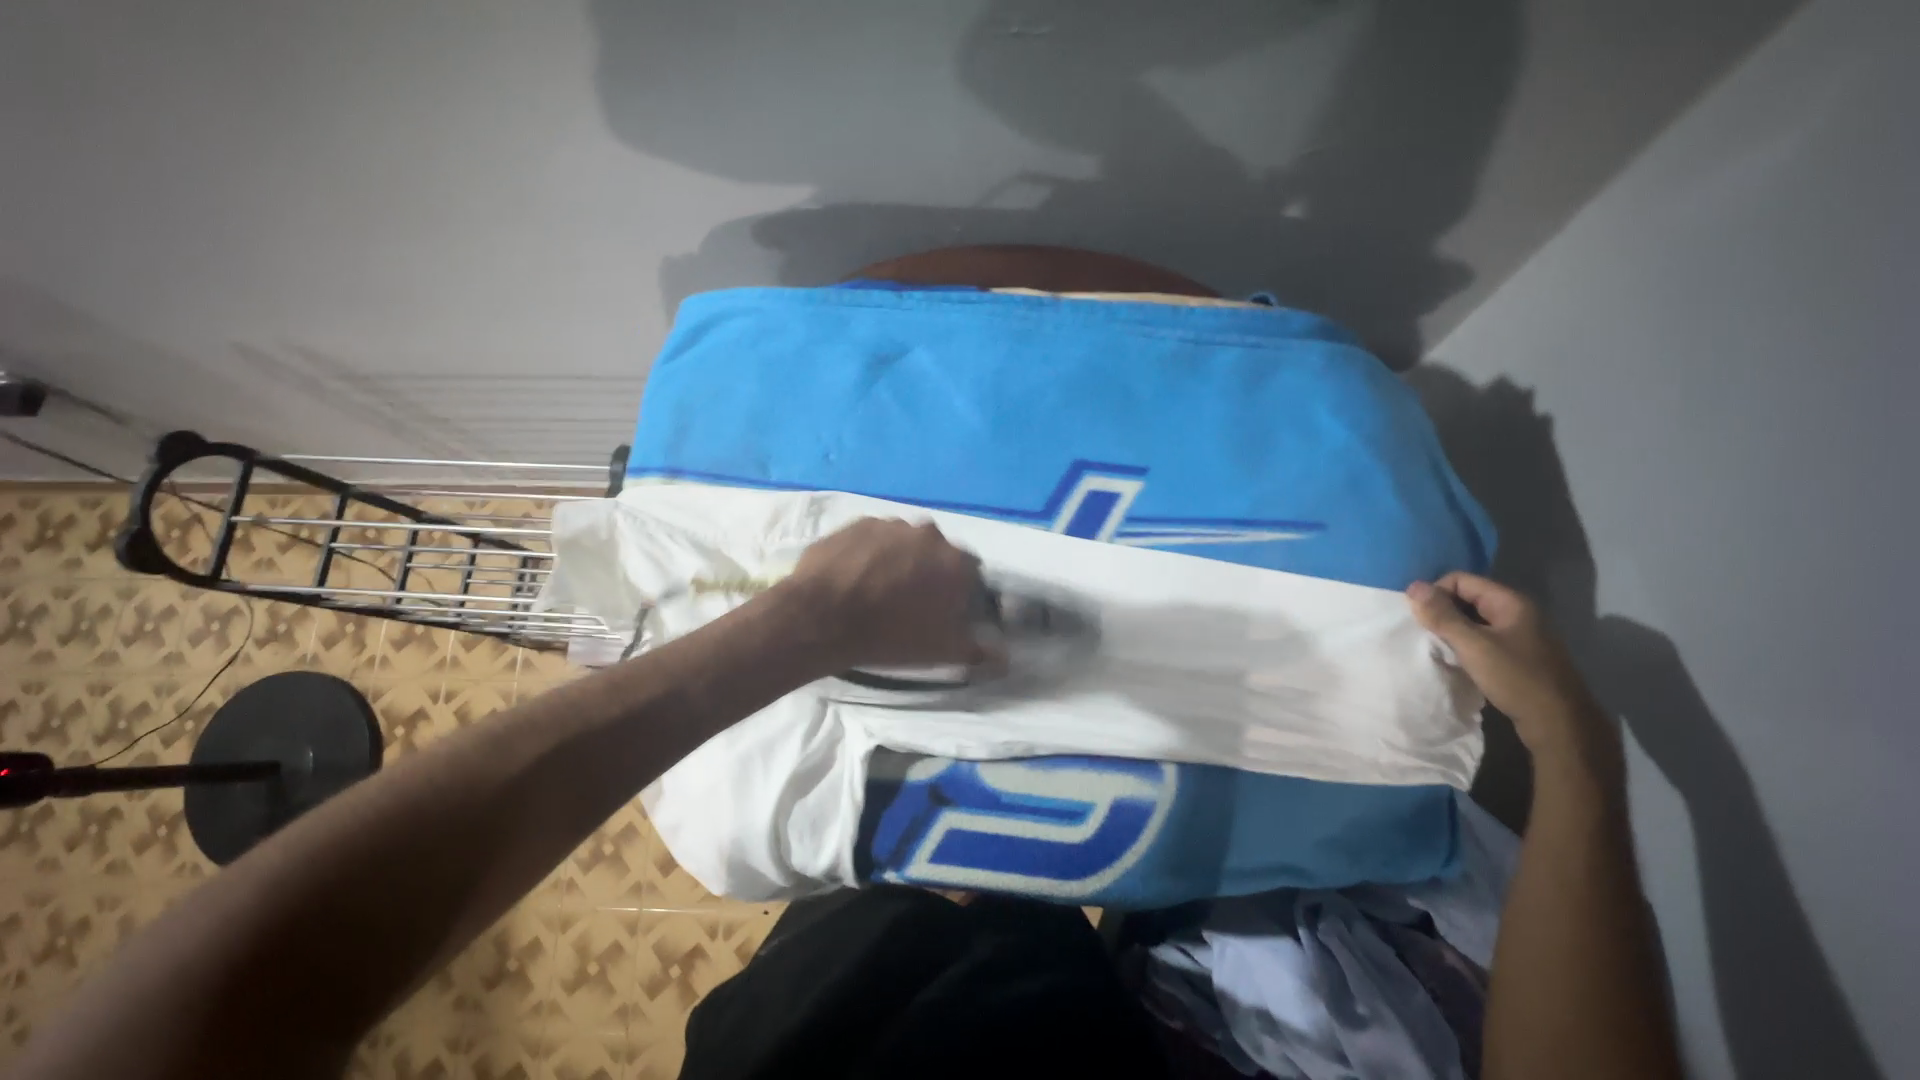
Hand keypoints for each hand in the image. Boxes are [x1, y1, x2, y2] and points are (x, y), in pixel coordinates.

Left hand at [779, 518, 997, 670]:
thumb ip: (980, 650)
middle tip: (909, 602)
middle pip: (936, 553)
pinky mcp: (856, 523)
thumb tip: (1006, 656)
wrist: (821, 618)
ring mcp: (890, 524)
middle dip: (928, 572)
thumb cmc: (889, 635)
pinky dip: (869, 554)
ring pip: (903, 543)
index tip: (945, 610)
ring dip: (898, 561)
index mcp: (956, 561)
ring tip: (877, 591)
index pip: (971, 572)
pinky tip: (854, 578)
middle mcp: (929, 534)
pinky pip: (872, 539)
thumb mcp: (941, 651)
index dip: (959, 591)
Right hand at [1407, 572, 1613, 762]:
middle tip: (1427, 634)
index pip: (1461, 580)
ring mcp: (1520, 634)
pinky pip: (1484, 638)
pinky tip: (1458, 660)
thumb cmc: (1516, 679)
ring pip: (1474, 620)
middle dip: (1443, 611)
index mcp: (1510, 602)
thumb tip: (1413, 586)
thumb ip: (1442, 616)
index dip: (1437, 594)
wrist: (1558, 723)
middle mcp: (1517, 612)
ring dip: (1453, 629)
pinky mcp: (1518, 655)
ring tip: (1439, 648)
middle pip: (1468, 597)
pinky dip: (1466, 644)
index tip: (1422, 619)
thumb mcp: (1474, 646)